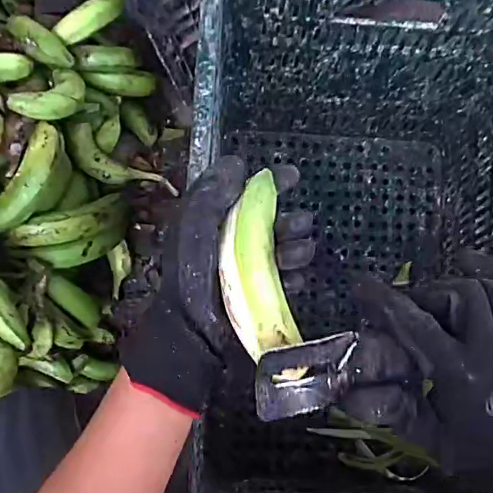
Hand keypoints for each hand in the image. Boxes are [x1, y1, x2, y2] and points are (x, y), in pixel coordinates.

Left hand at [118, 156, 313, 414]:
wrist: (195, 329)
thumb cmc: (191, 275)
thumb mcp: (195, 224)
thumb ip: (213, 192)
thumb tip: (236, 163)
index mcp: (214, 222)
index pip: (245, 193)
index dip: (270, 182)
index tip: (292, 177)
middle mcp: (232, 241)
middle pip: (271, 222)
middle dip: (288, 220)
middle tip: (301, 222)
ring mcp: (248, 268)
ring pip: (283, 248)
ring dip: (295, 246)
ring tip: (299, 252)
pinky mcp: (260, 293)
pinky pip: (285, 278)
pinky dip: (293, 275)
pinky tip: (294, 277)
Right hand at [343, 250, 492, 492]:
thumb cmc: (468, 448)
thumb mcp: (423, 434)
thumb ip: (389, 408)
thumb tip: (345, 390)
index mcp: (460, 373)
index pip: (419, 325)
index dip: (387, 302)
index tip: (362, 285)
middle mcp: (491, 348)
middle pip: (459, 296)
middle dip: (425, 295)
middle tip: (404, 306)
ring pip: (489, 289)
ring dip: (456, 285)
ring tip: (434, 296)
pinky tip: (471, 264)